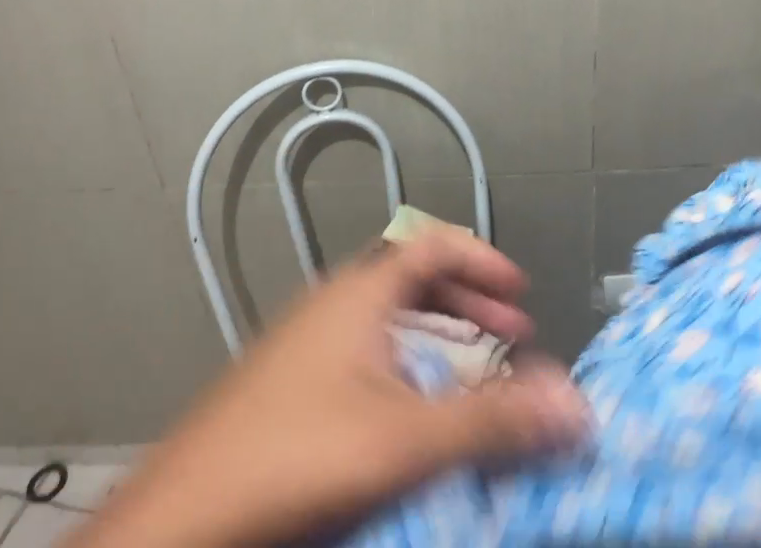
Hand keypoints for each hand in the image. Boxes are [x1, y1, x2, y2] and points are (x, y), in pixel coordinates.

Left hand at [72, 228, 589, 547]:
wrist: (186, 515)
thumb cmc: (296, 456)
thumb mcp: (406, 438)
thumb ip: (493, 420)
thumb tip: (574, 403)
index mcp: (358, 295)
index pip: (431, 244)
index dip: (483, 259)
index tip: (522, 293)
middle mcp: (331, 306)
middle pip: (412, 279)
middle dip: (469, 303)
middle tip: (511, 334)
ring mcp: (304, 344)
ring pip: (387, 321)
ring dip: (438, 338)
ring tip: (472, 376)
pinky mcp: (288, 385)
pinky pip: (364, 355)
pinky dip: (405, 368)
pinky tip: (413, 417)